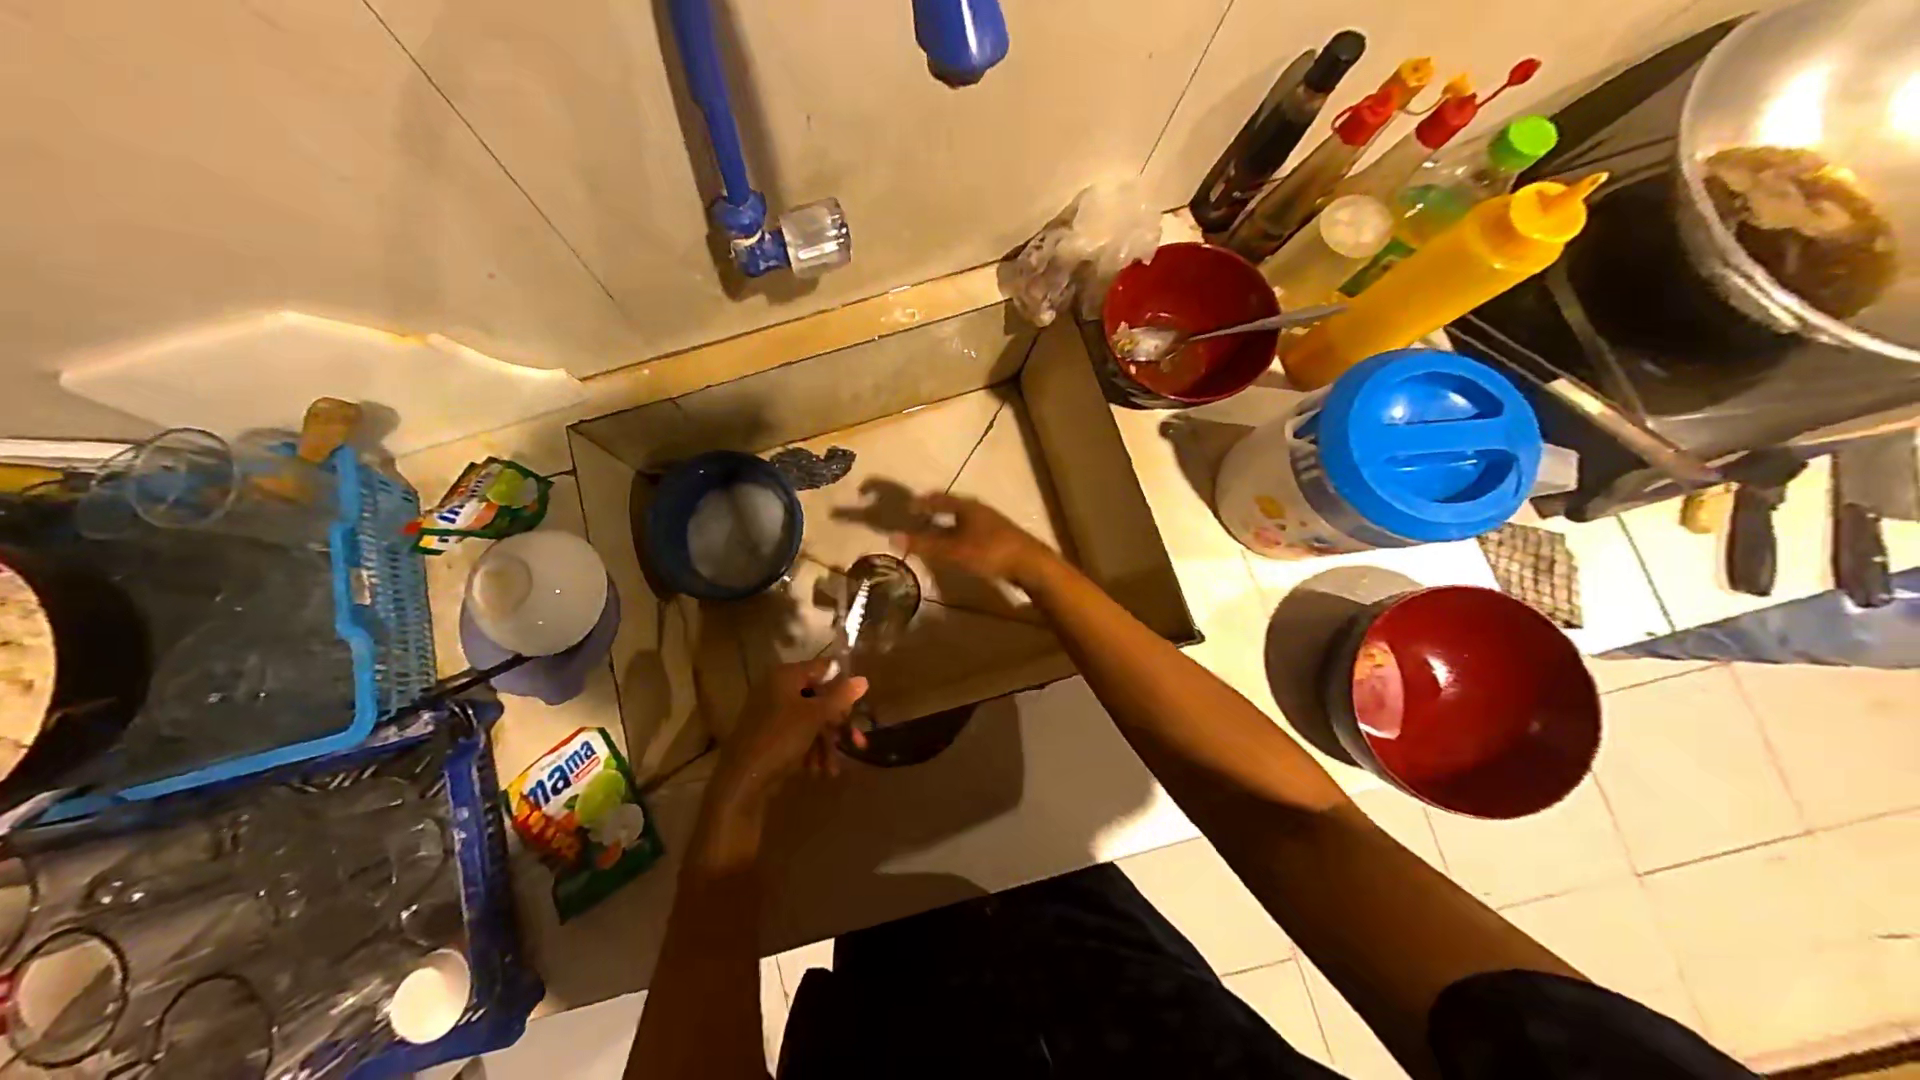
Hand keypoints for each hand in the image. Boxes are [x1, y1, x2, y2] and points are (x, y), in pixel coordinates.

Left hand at [713, 658, 868, 806]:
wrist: (742, 779)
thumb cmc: (781, 738)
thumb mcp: (815, 716)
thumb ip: (840, 697)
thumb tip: (863, 679)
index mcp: (785, 676)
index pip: (823, 668)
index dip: (843, 684)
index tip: (859, 703)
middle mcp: (776, 689)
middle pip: (818, 698)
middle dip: (837, 724)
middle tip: (855, 742)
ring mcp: (771, 713)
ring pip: (810, 721)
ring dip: (826, 743)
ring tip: (833, 768)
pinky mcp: (769, 735)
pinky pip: (798, 736)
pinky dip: (811, 750)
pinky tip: (819, 771)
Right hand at [895, 493, 1055, 587]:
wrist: (1031, 564)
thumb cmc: (990, 552)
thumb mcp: (953, 550)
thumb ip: (924, 544)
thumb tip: (892, 537)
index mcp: (966, 506)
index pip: (937, 498)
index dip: (920, 502)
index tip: (906, 507)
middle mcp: (979, 509)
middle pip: (951, 506)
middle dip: (933, 511)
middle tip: (918, 519)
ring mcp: (992, 523)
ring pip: (963, 519)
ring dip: (947, 524)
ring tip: (934, 534)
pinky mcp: (1000, 537)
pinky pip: (972, 531)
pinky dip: (958, 535)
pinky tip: (958, 548)